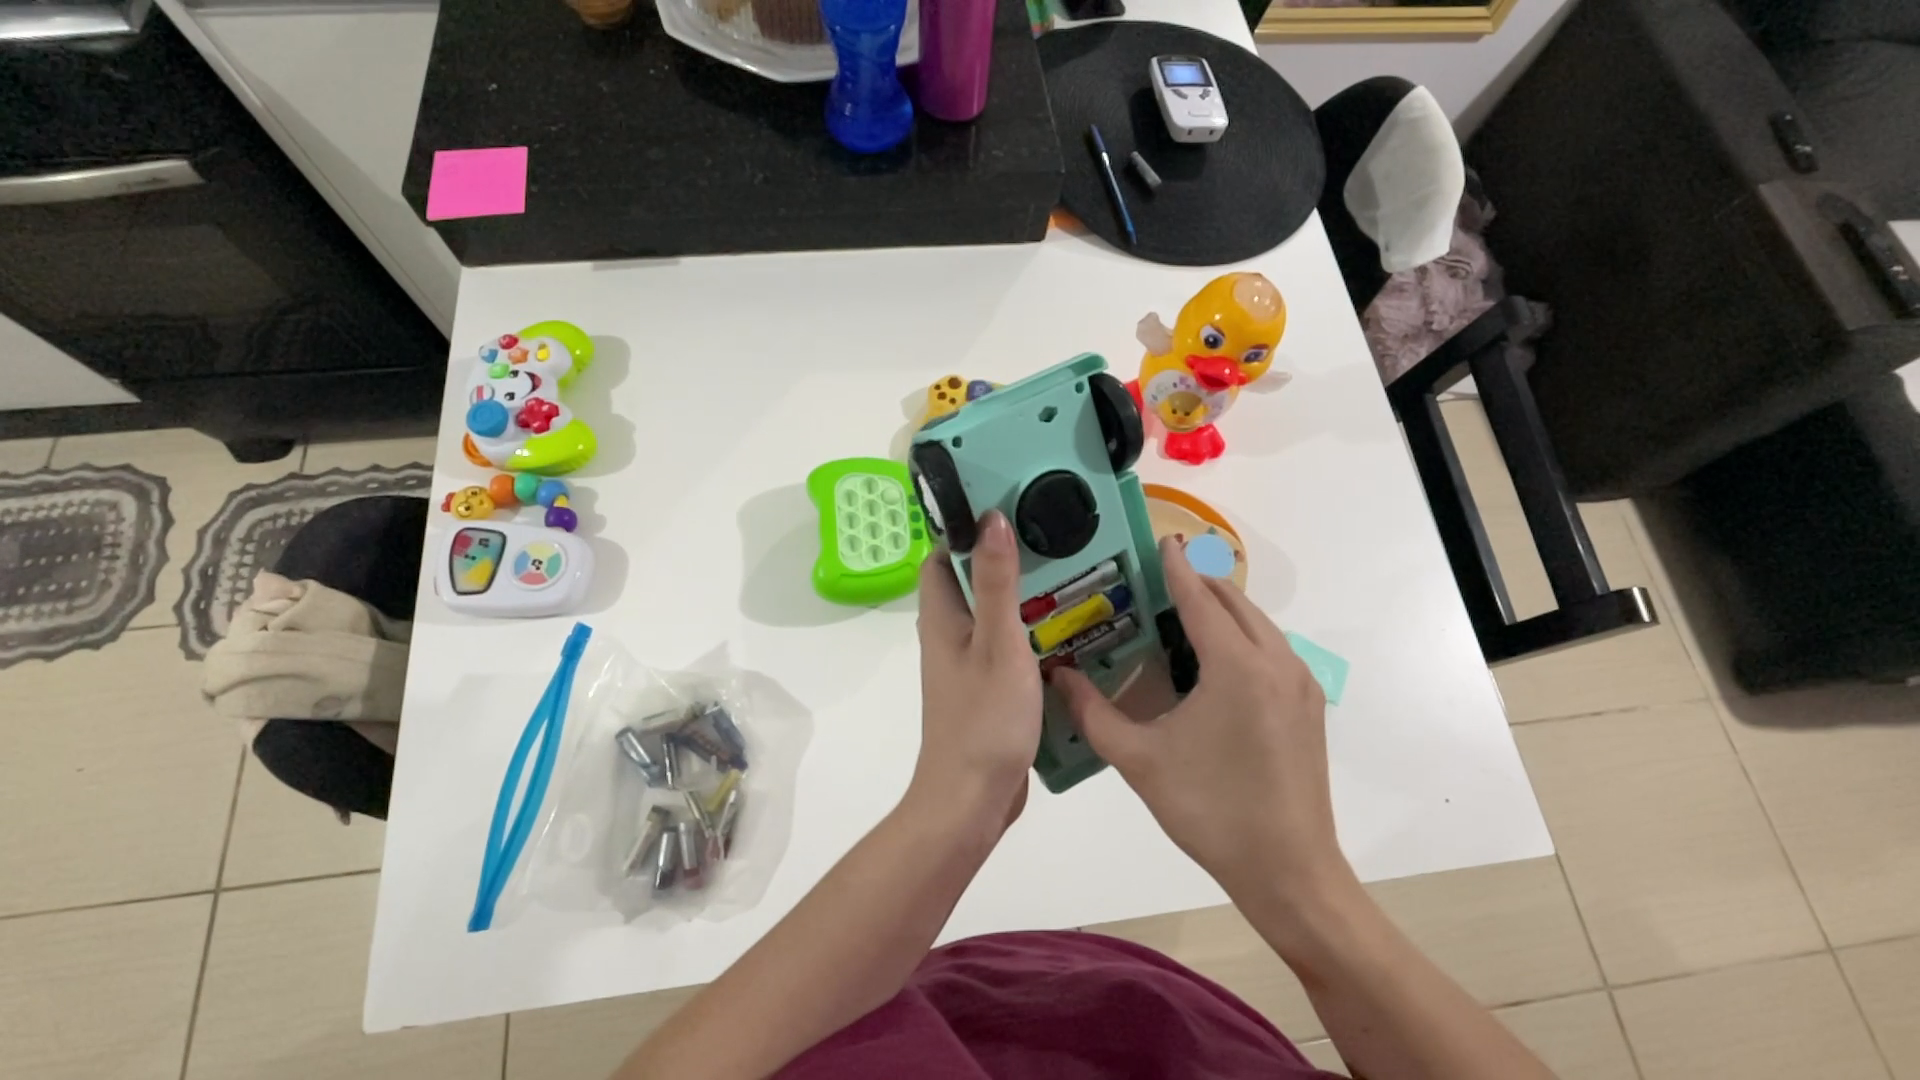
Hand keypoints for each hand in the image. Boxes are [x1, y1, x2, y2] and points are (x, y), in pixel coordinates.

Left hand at [909, 510, 1043, 832]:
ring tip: (1077, 578)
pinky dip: (1038, 635)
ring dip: (1030, 599)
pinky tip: (1075, 633)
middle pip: (973, 583)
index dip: (968, 530)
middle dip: (1010, 560)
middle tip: (1058, 541)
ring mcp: (970, 666)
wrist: (972, 800)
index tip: (1010, 507)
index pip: (942, 556)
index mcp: (942, 618)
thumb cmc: (983, 719)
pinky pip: (1013, 648)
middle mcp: (950, 636)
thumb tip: (991, 518)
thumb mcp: (998, 643)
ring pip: (997, 617)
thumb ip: (996, 583)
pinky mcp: (990, 691)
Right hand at [1052, 539, 1346, 899]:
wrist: (1289, 870)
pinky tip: (1209, 661)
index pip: (1200, 599)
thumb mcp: (1140, 761)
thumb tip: (1057, 678)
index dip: (1175, 568)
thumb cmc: (1210, 812)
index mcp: (1237, 667)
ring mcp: (1299, 684)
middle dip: (1197, 585)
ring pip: (1257, 625)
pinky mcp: (1307, 706)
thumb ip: (1093, 714)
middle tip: (1153, 583)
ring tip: (1176, 616)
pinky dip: (1240, 638)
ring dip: (1220, 611)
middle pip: (1234, 603)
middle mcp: (1277, 662)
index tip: (1158, 542)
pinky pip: (1271, 650)